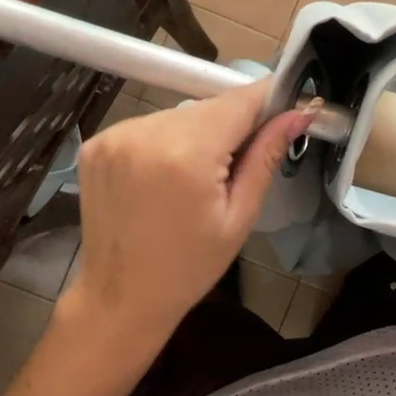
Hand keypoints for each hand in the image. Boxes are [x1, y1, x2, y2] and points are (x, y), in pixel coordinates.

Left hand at [62, 80, 313, 362]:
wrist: (120, 296)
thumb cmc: (188, 267)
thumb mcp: (239, 216)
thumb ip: (266, 156)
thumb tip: (299, 113)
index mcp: (186, 154)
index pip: (239, 100)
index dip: (267, 99)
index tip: (289, 105)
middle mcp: (146, 133)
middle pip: (208, 106)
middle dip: (232, 124)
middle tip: (241, 161)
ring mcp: (115, 135)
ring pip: (178, 114)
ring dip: (197, 133)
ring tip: (197, 177)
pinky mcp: (96, 143)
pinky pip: (149, 125)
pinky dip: (165, 141)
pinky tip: (165, 177)